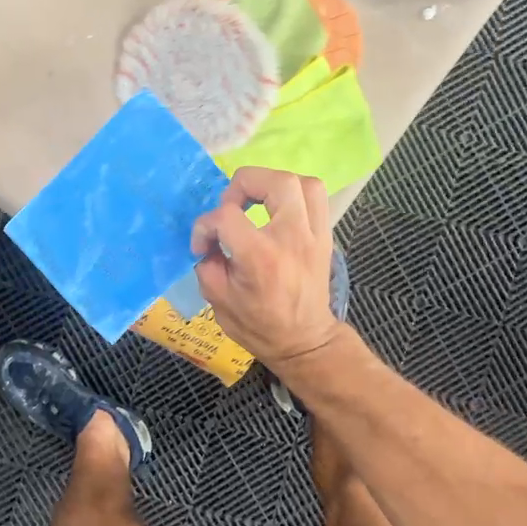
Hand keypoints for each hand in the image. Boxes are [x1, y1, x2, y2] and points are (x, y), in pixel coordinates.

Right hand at [190, 167, 348, 370]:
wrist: (304, 342)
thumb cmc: (258, 325)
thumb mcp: (217, 299)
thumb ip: (207, 262)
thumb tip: (209, 239)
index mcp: (261, 258)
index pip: (227, 216)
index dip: (204, 225)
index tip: (202, 245)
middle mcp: (292, 239)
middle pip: (276, 182)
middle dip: (244, 184)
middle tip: (231, 206)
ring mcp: (315, 236)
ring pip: (302, 183)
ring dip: (273, 183)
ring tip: (256, 200)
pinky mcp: (324, 236)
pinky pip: (316, 197)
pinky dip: (293, 194)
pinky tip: (276, 208)